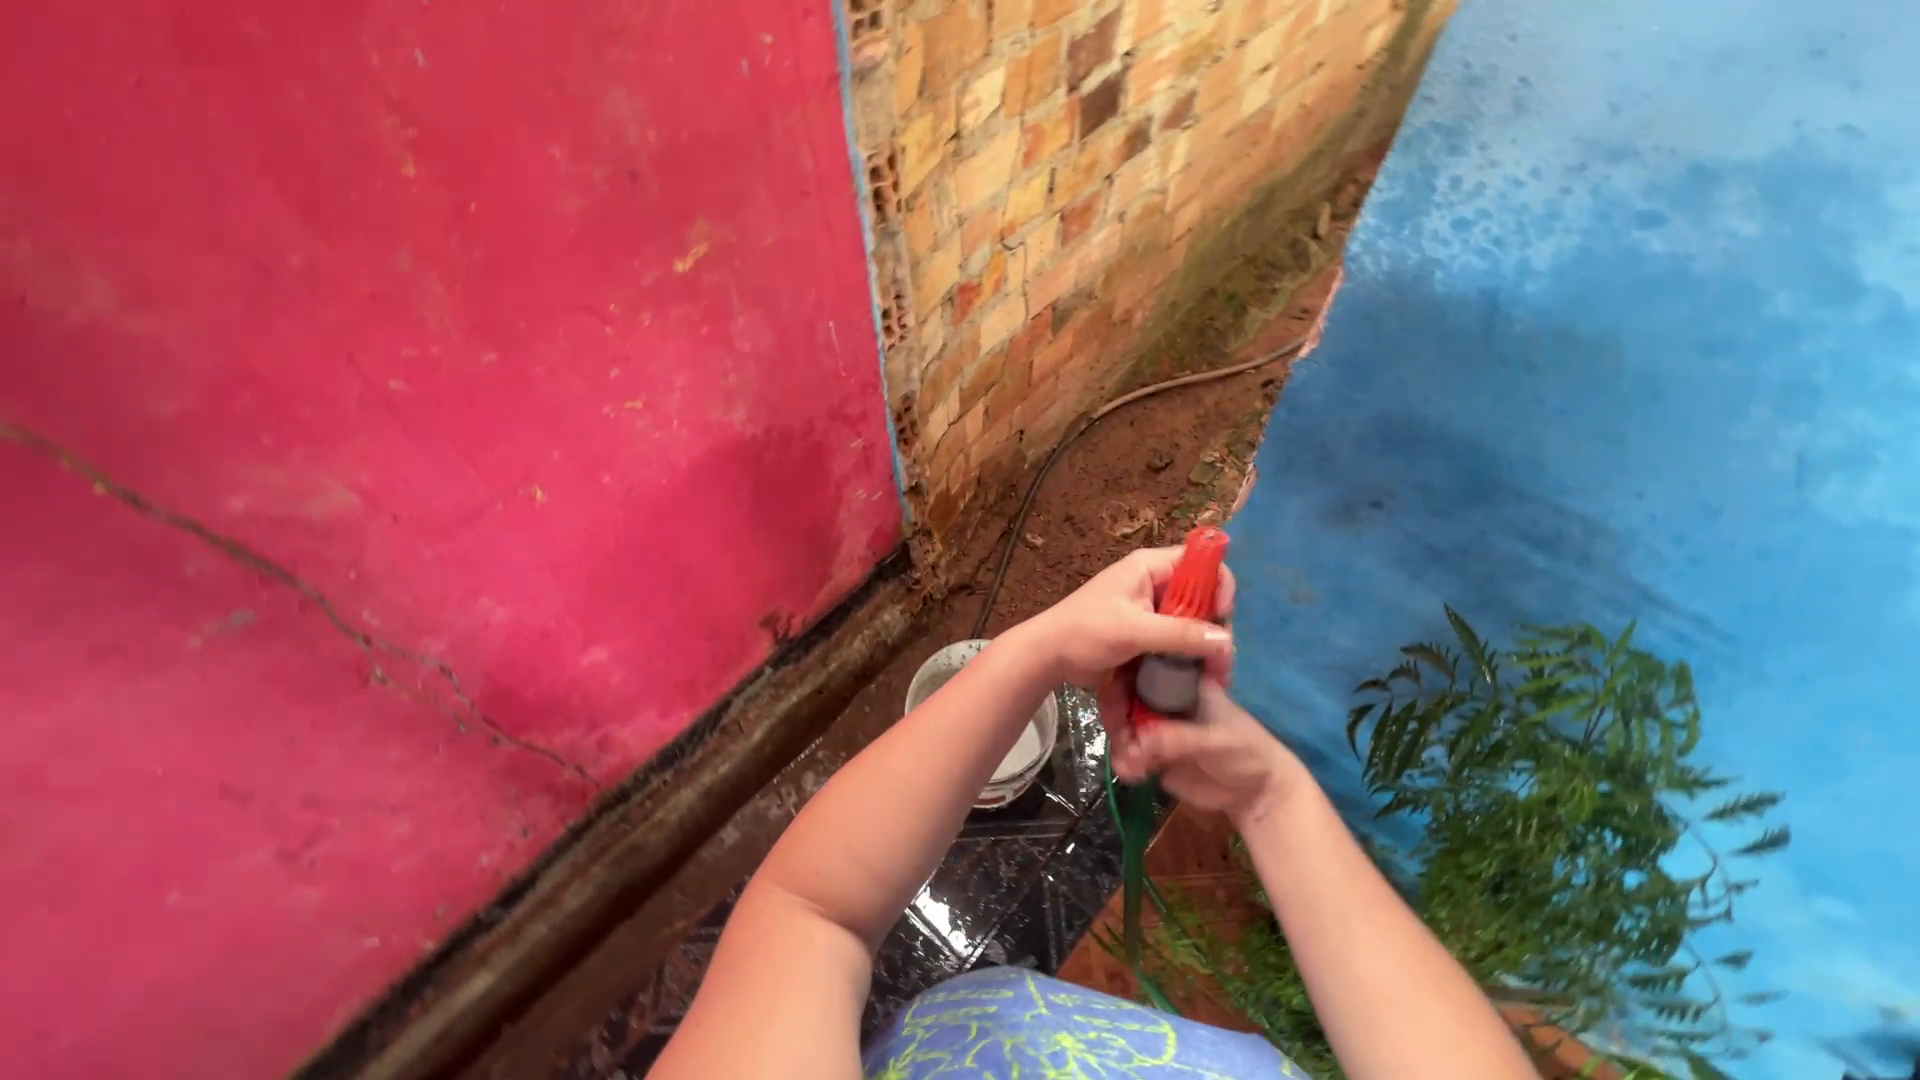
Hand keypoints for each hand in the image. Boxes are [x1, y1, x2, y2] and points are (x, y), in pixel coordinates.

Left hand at [1013, 545, 1235, 688]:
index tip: (1221, 616)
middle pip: (1202, 595)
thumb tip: (1226, 641)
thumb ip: (1179, 633)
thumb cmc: (1085, 632)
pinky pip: (1180, 640)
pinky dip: (1190, 655)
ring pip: (1194, 621)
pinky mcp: (1149, 634)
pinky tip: (1198, 676)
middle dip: (1215, 624)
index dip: (1217, 585)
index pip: (1201, 562)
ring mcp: (1152, 610)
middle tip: (1220, 659)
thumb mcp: (1133, 630)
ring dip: (1205, 645)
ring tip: (1213, 674)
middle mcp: (1155, 583)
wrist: (1049, 656)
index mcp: (1150, 567)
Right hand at [1109, 679, 1312, 827]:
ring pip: (1128, 728)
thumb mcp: (1217, 740)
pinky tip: (1133, 774)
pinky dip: (1127, 762)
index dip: (1128, 682)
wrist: (1256, 793)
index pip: (1149, 673)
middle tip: (1125, 743)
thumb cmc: (1246, 752)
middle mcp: (1166, 700)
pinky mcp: (1154, 753)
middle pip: (1131, 700)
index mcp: (1185, 684)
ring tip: (1130, 765)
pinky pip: (1131, 754)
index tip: (1116, 701)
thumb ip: (1181, 738)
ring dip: (1123, 745)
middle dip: (1121, 721)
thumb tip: (1141, 738)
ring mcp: (1158, 727)